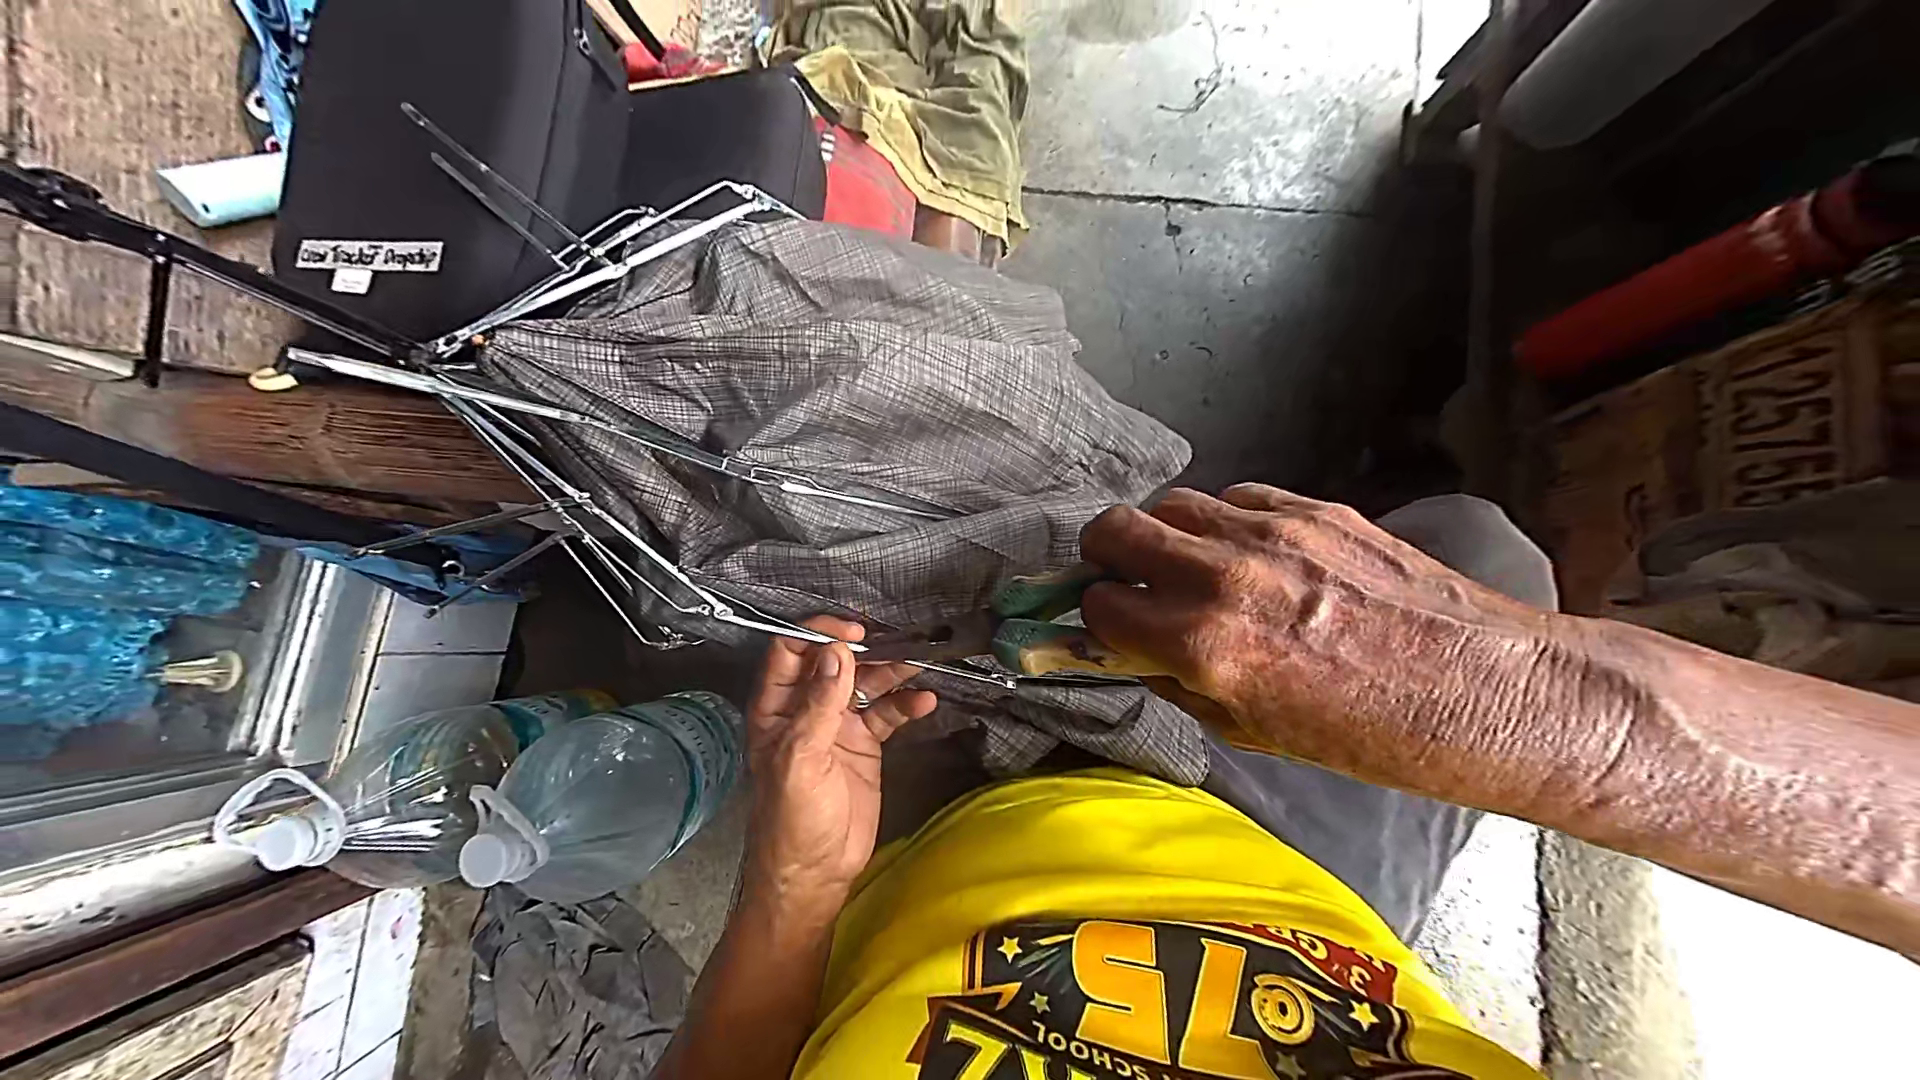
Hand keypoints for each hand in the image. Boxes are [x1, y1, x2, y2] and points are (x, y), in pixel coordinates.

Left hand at [743, 616, 937, 908]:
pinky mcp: (864, 742)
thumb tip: (836, 651)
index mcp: (778, 707)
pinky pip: (887, 713)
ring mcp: (838, 724)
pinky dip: (906, 704)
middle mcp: (807, 708)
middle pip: (835, 661)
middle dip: (864, 648)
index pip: (793, 651)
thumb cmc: (791, 821)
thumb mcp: (800, 759)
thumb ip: (818, 704)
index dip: (820, 634)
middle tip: (894, 644)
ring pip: (865, 682)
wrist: (817, 873)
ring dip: (891, 671)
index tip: (853, 632)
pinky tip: (924, 701)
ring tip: (918, 664)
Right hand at [1078, 485, 1559, 786]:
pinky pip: (1234, 497)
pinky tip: (1249, 552)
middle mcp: (1224, 577)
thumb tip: (1132, 649)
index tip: (1112, 624)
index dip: (1099, 618)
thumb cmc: (1374, 738)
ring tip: (1189, 562)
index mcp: (1205, 645)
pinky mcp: (1312, 508)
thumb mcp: (1252, 730)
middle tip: (1123, 575)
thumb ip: (1177, 680)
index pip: (1100, 604)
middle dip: (1104, 555)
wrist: (1499, 695)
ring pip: (1170, 503)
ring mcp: (1270, 532)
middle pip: (1114, 529)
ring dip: (1163, 534)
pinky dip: (1223, 522)